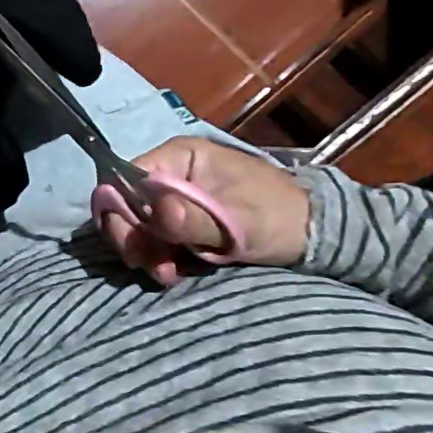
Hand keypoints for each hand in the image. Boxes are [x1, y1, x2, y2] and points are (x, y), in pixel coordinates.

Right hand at [101, 136, 308, 286]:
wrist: (311, 232)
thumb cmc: (277, 216)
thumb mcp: (239, 221)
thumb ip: (194, 218)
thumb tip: (157, 212)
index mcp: (180, 156)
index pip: (126, 179)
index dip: (121, 212)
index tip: (135, 246)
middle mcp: (171, 172)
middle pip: (127, 203)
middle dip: (134, 238)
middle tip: (150, 266)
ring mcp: (177, 196)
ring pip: (139, 224)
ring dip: (146, 252)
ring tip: (167, 275)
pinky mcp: (184, 219)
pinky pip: (156, 237)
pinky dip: (159, 256)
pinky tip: (172, 273)